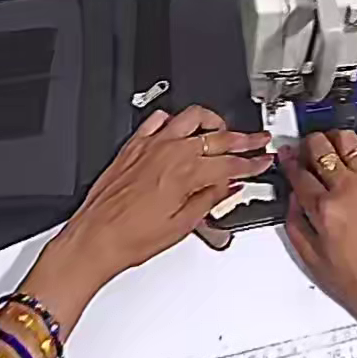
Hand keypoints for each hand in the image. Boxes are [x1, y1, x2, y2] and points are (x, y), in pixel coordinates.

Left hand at [23, 106, 270, 328]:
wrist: (92, 241)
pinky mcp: (135, 144)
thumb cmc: (130, 239)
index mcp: (188, 174)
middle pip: (220, 137)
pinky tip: (179, 127)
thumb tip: (228, 186)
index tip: (264, 160)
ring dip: (212, 121)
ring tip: (221, 129)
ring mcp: (153, 144)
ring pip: (193, 116)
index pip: (232, 163)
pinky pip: (159, 118)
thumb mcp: (182, 226)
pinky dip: (174, 120)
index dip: (253, 161)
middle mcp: (172, 152)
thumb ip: (210, 199)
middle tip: (258, 140)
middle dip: (246, 139)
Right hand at [281, 131, 356, 357]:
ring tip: (325, 146)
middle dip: (306, 144)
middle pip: (320, 146)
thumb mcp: (311, 258)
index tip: (285, 156)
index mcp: (325, 209)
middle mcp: (347, 188)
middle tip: (302, 150)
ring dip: (331, 138)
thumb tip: (292, 199)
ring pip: (345, 138)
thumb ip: (295, 223)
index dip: (288, 160)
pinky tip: (351, 150)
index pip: (299, 172)